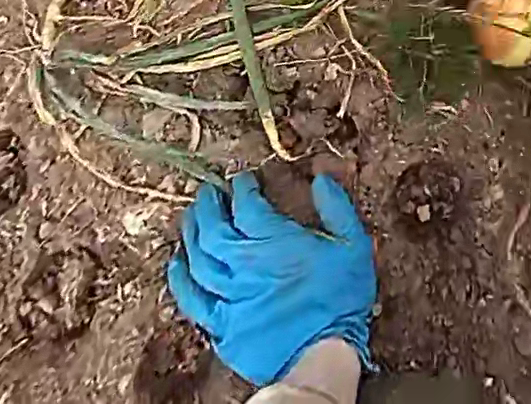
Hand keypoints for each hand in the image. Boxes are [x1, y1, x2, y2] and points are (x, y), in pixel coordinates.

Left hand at [167, 174, 375, 385]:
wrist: (323, 353)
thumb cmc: (341, 294)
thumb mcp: (353, 243)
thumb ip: (336, 208)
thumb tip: (320, 179)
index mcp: (277, 242)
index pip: (248, 206)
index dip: (242, 188)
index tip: (243, 178)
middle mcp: (247, 265)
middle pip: (215, 230)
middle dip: (209, 205)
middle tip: (209, 190)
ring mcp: (230, 296)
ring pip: (199, 260)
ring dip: (192, 234)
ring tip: (192, 217)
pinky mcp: (222, 325)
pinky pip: (192, 299)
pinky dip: (181, 279)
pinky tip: (177, 264)